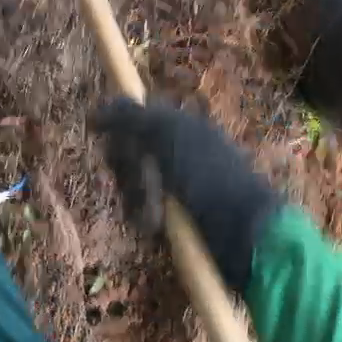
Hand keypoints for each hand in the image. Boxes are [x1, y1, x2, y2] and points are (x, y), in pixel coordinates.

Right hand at [91, 98, 283, 292]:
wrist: (246, 233)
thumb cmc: (210, 178)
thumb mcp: (169, 135)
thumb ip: (131, 117)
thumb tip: (94, 108)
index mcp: (180, 127)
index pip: (134, 117)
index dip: (118, 129)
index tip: (103, 138)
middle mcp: (177, 152)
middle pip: (130, 152)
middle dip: (126, 170)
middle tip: (138, 184)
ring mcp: (177, 186)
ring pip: (133, 184)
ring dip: (134, 198)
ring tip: (150, 215)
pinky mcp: (176, 217)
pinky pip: (143, 210)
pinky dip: (142, 217)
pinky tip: (153, 227)